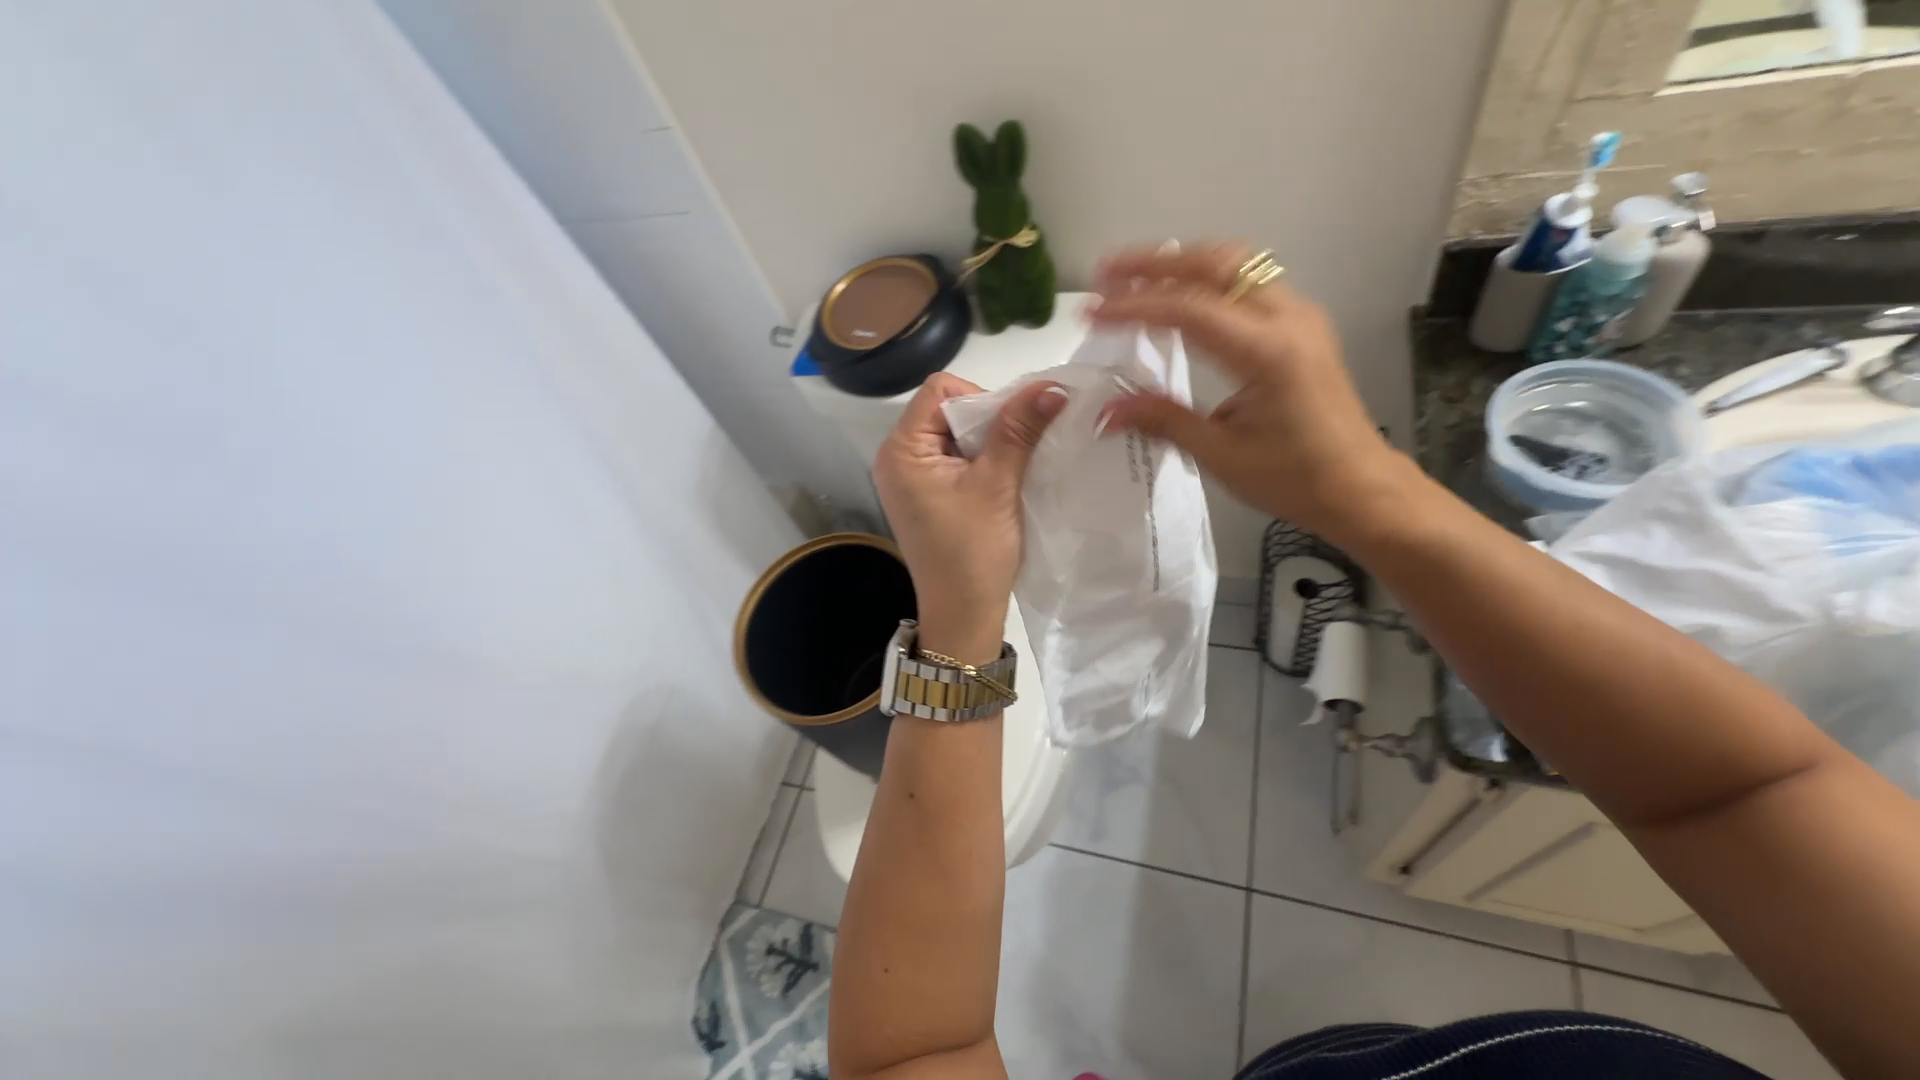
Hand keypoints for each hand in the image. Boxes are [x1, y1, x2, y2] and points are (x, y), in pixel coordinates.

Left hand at [872, 373, 1066, 664]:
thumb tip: (1052, 386)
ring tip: (1013, 465)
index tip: (1011, 427)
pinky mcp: (926, 495)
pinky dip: (981, 461)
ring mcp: (910, 478)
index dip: (981, 397)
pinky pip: (954, 459)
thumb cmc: (974, 551)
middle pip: (946, 409)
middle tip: (1019, 447)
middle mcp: (897, 457)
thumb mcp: (998, 484)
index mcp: (901, 450)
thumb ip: (1020, 429)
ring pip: (954, 435)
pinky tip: (1003, 479)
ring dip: (988, 442)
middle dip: (987, 420)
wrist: (963, 613)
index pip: (940, 390)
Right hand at [1091, 244, 1417, 544]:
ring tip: (1136, 276)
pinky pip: (1251, 281)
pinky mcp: (1302, 325)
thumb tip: (1106, 411)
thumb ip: (1163, 421)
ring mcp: (1300, 316)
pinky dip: (1209, 278)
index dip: (1135, 307)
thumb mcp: (1221, 455)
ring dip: (1183, 263)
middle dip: (1155, 264)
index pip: (1189, 309)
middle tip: (1107, 273)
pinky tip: (1180, 296)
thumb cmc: (1294, 479)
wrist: (1360, 487)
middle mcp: (1288, 319)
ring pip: (1236, 264)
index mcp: (1267, 352)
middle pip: (1215, 265)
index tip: (1092, 314)